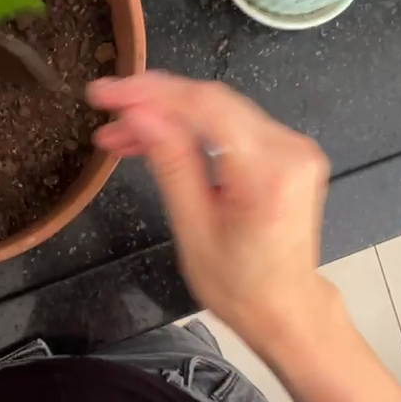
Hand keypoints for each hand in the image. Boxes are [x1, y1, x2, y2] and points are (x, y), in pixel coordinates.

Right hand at [90, 72, 336, 357]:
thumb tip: (139, 114)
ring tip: (123, 135)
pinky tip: (160, 140)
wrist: (286, 308)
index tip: (105, 93)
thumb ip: (171, 165)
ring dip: (171, 118)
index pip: (205, 108)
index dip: (150, 93)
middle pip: (213, 105)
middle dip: (154, 106)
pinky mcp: (289, 153)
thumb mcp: (194, 230)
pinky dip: (196, 131)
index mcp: (268, 173)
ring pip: (221, 113)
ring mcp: (295, 148)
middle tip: (107, 120)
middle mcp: (290, 150)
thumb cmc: (239, 286)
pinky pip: (235, 127)